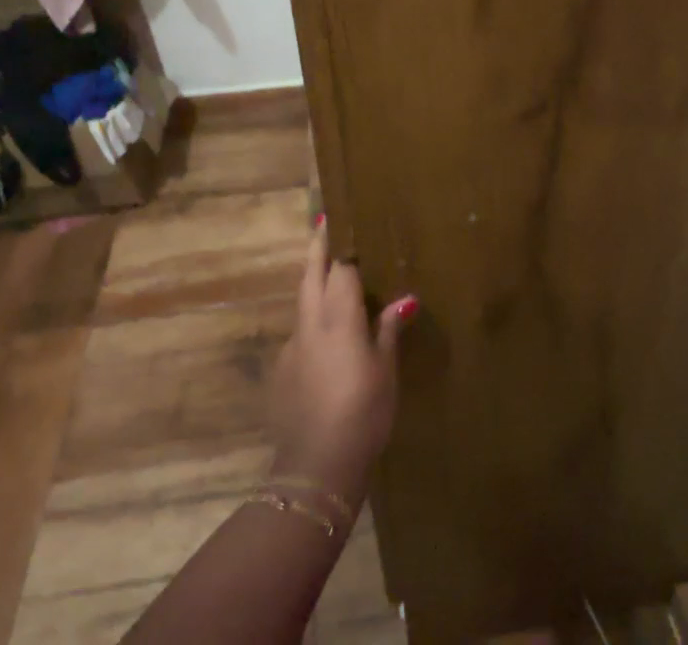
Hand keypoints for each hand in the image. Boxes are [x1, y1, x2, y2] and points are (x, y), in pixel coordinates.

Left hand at [267, 220, 415, 504]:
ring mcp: (292, 349)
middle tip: (321, 225)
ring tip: (329, 279)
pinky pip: (300, 335)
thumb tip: (404, 299)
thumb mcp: (386, 372)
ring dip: (313, 286)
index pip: (340, 272)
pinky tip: (327, 343)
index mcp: (339, 322)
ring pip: (302, 305)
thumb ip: (388, 331)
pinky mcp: (282, 372)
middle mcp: (310, 327)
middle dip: (316, 250)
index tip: (343, 223)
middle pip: (310, 277)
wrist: (317, 464)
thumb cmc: (364, 414)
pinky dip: (312, 324)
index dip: (343, 248)